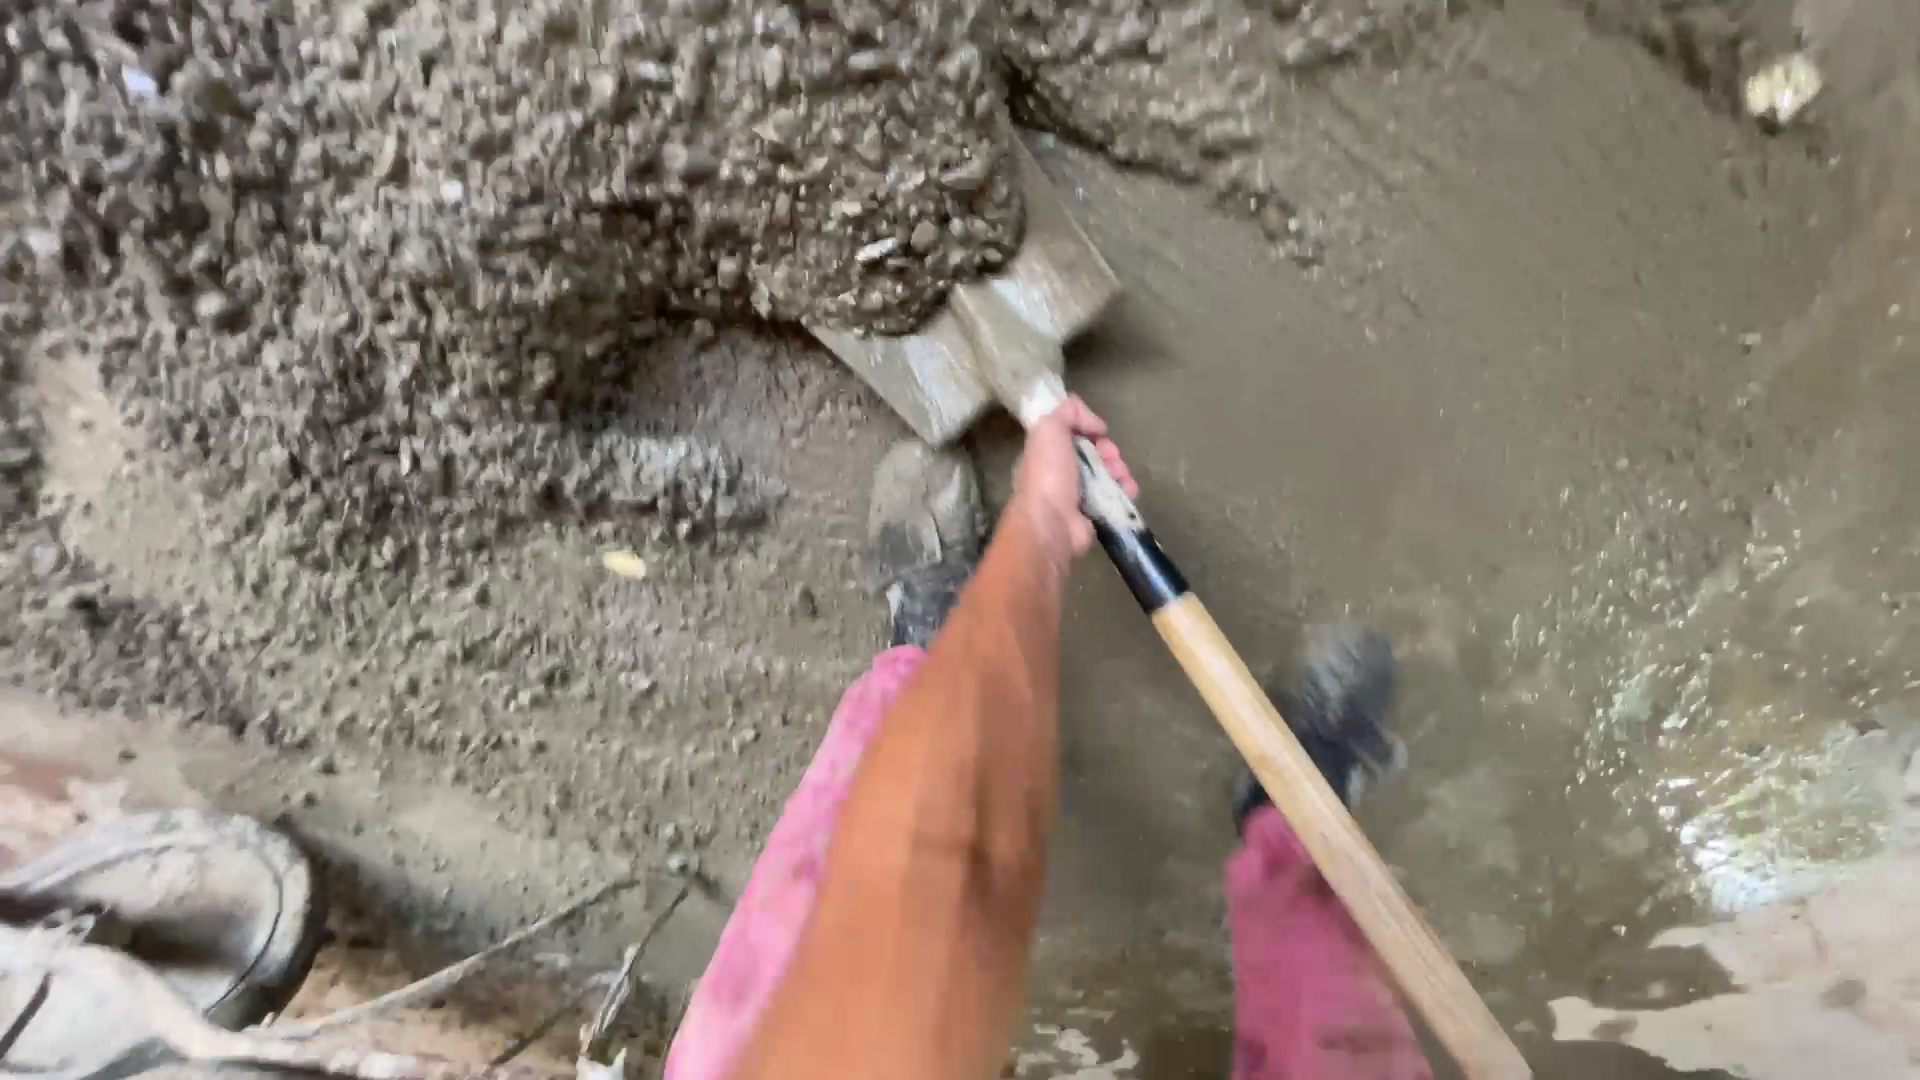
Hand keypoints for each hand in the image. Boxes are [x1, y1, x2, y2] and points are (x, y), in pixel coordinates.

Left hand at [1010, 395, 1137, 569]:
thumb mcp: (1050, 428)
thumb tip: (1094, 423)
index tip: (1099, 433)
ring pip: (1108, 474)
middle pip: (1094, 453)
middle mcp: (1060, 472)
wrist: (1051, 522)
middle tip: (1112, 457)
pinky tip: (1128, 490)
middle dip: (1109, 451)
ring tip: (1121, 475)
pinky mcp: (1093, 513)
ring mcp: (1077, 494)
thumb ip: (1068, 412)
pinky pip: (1115, 496)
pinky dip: (1125, 490)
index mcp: (1047, 451)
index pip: (1074, 434)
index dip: (1090, 430)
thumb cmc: (1048, 473)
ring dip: (1120, 470)